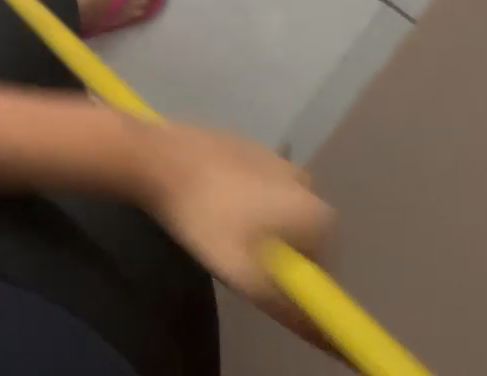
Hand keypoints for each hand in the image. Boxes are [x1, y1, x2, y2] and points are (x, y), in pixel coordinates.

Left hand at [139, 123, 335, 346]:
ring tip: (206, 218)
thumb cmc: (201, 217)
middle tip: (223, 245)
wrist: (149, 156)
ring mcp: (268, 154)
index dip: (284, 275)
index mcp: (319, 214)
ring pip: (268, 205)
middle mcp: (304, 180)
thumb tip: (337, 346)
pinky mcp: (236, 140)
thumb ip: (296, 313)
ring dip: (246, 218)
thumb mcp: (247, 278)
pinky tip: (198, 192)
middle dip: (265, 245)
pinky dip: (228, 190)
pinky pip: (244, 179)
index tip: (247, 269)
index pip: (318, 265)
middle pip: (294, 232)